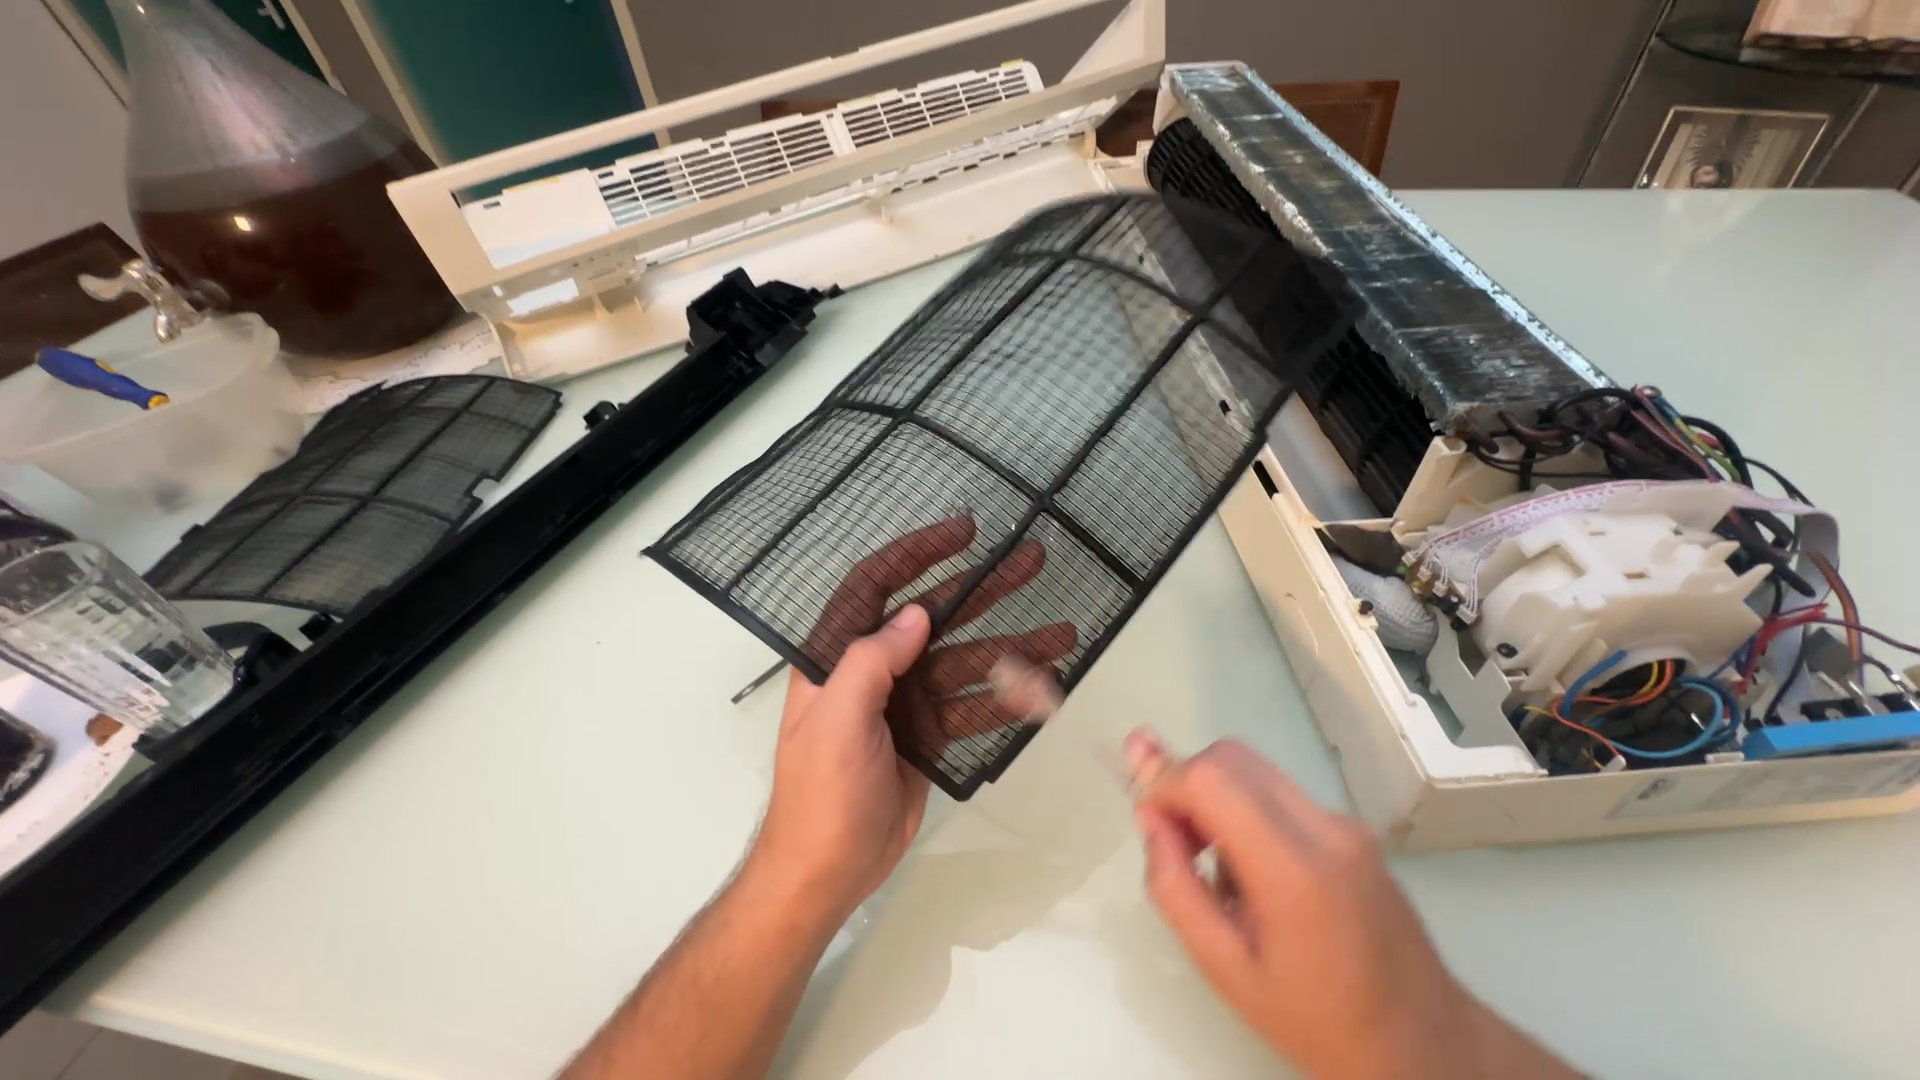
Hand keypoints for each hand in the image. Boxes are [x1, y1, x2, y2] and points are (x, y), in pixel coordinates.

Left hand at [749, 517, 1077, 919]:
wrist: (826, 872)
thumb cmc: (820, 793)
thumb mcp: (835, 720)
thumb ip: (871, 661)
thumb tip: (917, 612)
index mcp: (838, 655)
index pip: (876, 585)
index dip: (916, 552)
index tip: (965, 532)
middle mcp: (872, 669)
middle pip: (934, 616)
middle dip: (983, 590)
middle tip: (1033, 561)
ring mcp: (904, 703)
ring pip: (963, 662)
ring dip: (1011, 649)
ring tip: (1064, 634)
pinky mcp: (927, 736)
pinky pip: (970, 706)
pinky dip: (1004, 699)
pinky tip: (1043, 690)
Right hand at [1128, 731, 1575, 1079]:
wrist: (1425, 1044)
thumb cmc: (1316, 1018)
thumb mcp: (1224, 967)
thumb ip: (1175, 886)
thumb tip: (1150, 817)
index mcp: (1293, 868)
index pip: (1210, 777)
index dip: (1163, 780)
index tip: (1144, 816)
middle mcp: (1325, 827)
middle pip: (1230, 757)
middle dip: (1187, 783)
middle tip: (1174, 842)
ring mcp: (1346, 824)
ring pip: (1254, 771)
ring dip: (1216, 798)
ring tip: (1217, 869)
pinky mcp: (1355, 829)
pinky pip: (1280, 794)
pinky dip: (1247, 810)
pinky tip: (1254, 873)